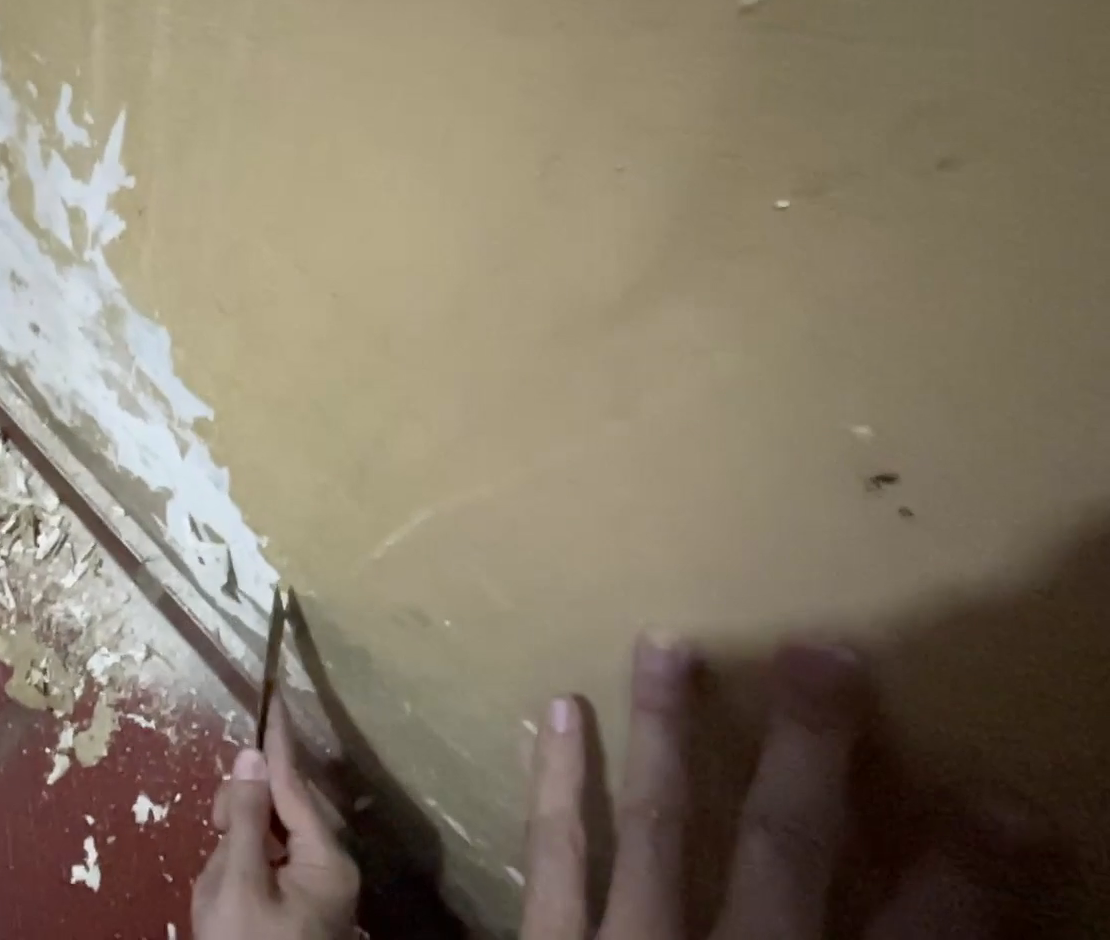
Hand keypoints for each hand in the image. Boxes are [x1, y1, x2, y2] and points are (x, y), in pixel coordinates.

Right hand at [193, 698, 359, 939]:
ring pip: (265, 835)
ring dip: (236, 848)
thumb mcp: (238, 884)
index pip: (294, 783)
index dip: (279, 739)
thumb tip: (253, 758)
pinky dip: (240, 868)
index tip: (273, 698)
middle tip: (217, 830)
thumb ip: (246, 816)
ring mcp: (314, 888)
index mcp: (324, 860)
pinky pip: (263, 864)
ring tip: (220, 890)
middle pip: (279, 807)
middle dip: (243, 813)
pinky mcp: (297, 904)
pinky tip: (226, 898)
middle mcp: (327, 868)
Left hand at [522, 634, 1044, 938]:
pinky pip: (550, 850)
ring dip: (665, 731)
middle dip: (810, 756)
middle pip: (782, 852)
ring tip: (664, 644)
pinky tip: (551, 706)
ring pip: (655, 822)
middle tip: (823, 656)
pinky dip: (554, 777)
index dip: (970, 878)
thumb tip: (926, 933)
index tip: (1005, 800)